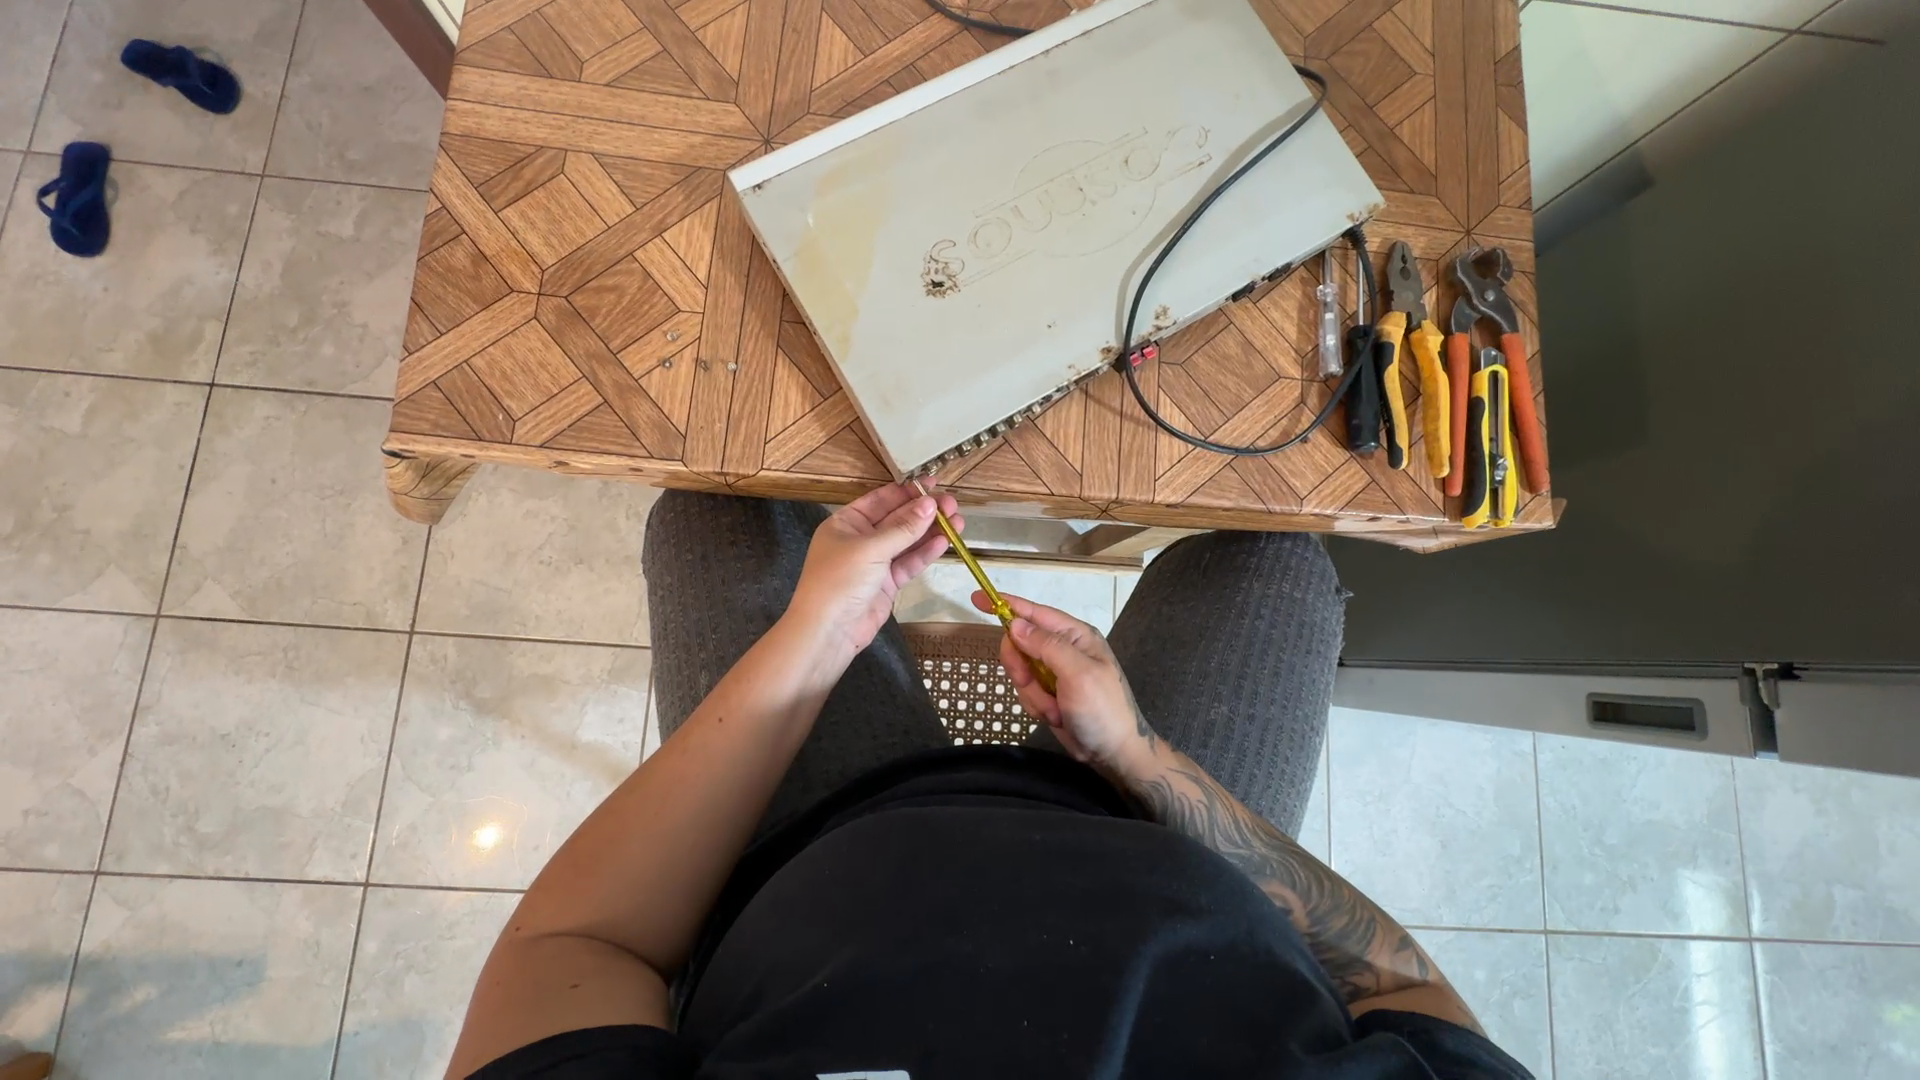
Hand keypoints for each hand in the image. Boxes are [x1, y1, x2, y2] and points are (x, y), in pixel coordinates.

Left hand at [788, 482, 960, 665]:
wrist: (828, 630)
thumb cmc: (839, 580)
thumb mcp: (871, 548)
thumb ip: (903, 528)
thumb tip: (931, 504)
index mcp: (846, 522)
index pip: (881, 500)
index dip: (907, 491)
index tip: (933, 484)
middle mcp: (860, 539)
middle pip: (897, 519)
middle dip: (924, 512)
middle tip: (952, 504)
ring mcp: (875, 562)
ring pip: (907, 541)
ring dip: (931, 531)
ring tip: (957, 521)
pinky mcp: (887, 583)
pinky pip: (909, 563)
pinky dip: (926, 553)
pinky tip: (945, 542)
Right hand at [969, 591, 1156, 771]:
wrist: (1113, 753)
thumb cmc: (1103, 710)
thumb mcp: (1077, 674)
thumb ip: (1046, 646)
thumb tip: (1015, 624)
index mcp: (1076, 636)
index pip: (1034, 613)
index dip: (1006, 605)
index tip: (978, 599)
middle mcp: (1064, 649)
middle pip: (1020, 643)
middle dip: (1020, 666)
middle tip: (1027, 681)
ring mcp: (1055, 673)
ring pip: (1020, 671)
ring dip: (1032, 693)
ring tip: (1055, 708)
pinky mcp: (1049, 693)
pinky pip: (1026, 691)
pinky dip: (1036, 705)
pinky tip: (1055, 716)